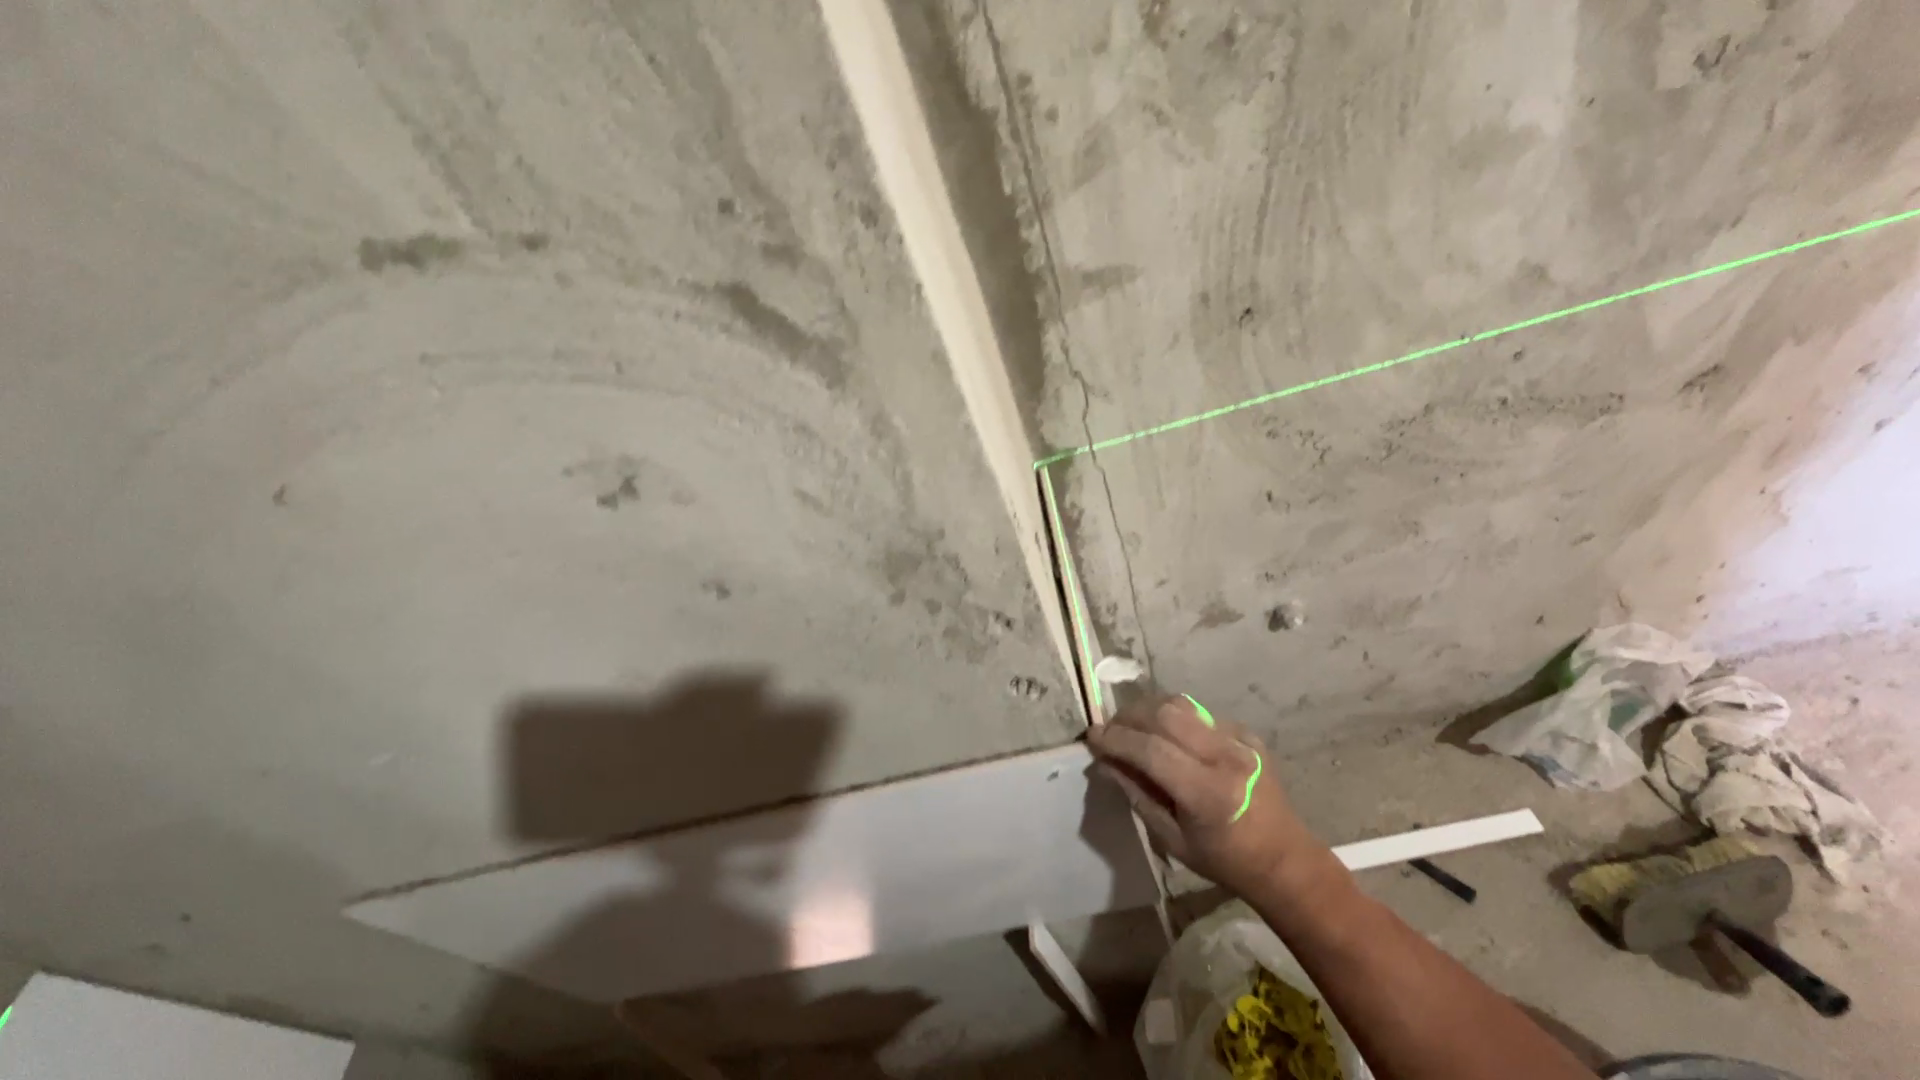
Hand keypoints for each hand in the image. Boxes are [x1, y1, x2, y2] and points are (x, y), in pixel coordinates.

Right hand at [1087, 694, 1323, 897]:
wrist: (1283, 859)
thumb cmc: (1224, 860)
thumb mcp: (1171, 838)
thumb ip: (1137, 794)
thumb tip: (1104, 762)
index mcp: (1206, 792)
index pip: (1150, 750)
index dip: (1116, 739)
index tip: (1091, 736)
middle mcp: (1225, 757)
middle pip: (1166, 714)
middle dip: (1129, 716)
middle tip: (1110, 730)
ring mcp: (1240, 741)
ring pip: (1183, 705)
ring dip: (1150, 710)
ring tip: (1133, 726)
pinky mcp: (1248, 734)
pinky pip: (1202, 715)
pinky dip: (1177, 720)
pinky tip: (1170, 738)